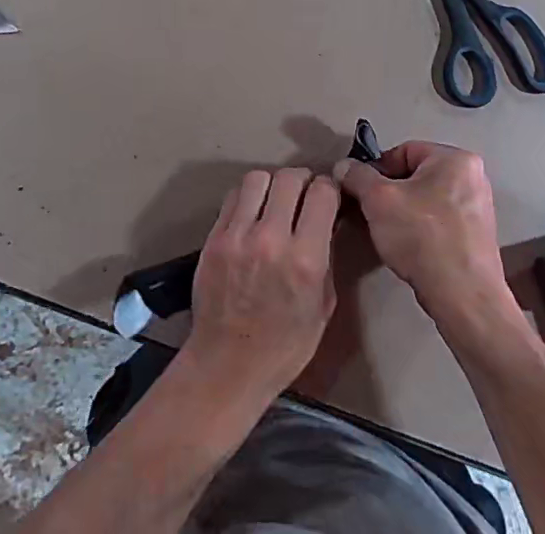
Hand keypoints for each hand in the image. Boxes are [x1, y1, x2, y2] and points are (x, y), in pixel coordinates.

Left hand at [184, 167, 339, 397]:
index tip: (330, 198)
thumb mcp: (325, 301)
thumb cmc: (286, 344)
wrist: (227, 368)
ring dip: (274, 184)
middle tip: (305, 197)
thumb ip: (327, 253)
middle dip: (305, 181)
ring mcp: (237, 238)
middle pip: (291, 177)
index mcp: (305, 258)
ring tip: (277, 202)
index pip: (323, 192)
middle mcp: (271, 240)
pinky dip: (249, 197)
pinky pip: (234, 197)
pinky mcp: (213, 240)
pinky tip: (255, 214)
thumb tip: (329, 218)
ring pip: (259, 177)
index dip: (331, 188)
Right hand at [335, 142, 510, 323]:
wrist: (462, 294)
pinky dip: (422, 229)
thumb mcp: (379, 201)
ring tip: (389, 234)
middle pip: (417, 175)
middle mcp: (474, 176)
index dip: (377, 169)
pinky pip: (441, 221)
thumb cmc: (422, 237)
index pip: (405, 150)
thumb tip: (344, 166)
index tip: (361, 193)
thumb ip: (358, 177)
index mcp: (457, 158)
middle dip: (390, 193)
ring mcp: (479, 206)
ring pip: (428, 199)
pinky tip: (410, 248)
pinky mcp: (477, 234)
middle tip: (371, 214)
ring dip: (404, 212)